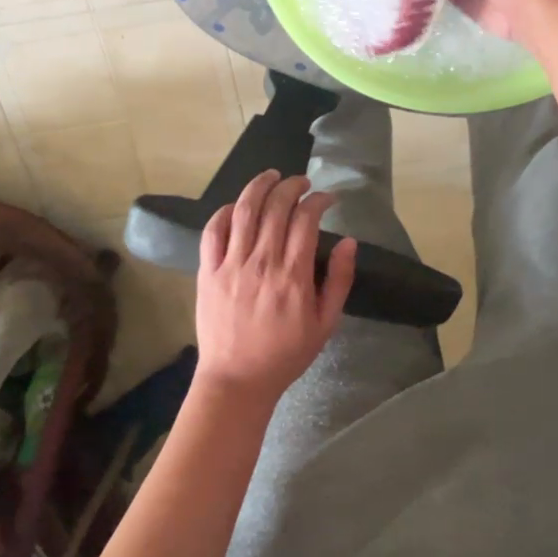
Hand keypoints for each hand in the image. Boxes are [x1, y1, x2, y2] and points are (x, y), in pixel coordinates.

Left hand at [195, 170, 355, 404]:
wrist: (237, 380)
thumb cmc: (286, 355)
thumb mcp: (325, 324)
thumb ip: (339, 280)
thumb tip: (349, 241)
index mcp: (293, 275)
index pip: (306, 219)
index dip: (318, 201)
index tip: (327, 199)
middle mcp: (261, 262)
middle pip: (276, 206)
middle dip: (292, 186)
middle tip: (302, 183)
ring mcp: (231, 264)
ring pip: (244, 210)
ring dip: (259, 185)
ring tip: (271, 176)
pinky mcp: (208, 271)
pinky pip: (213, 231)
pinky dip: (224, 211)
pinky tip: (236, 205)